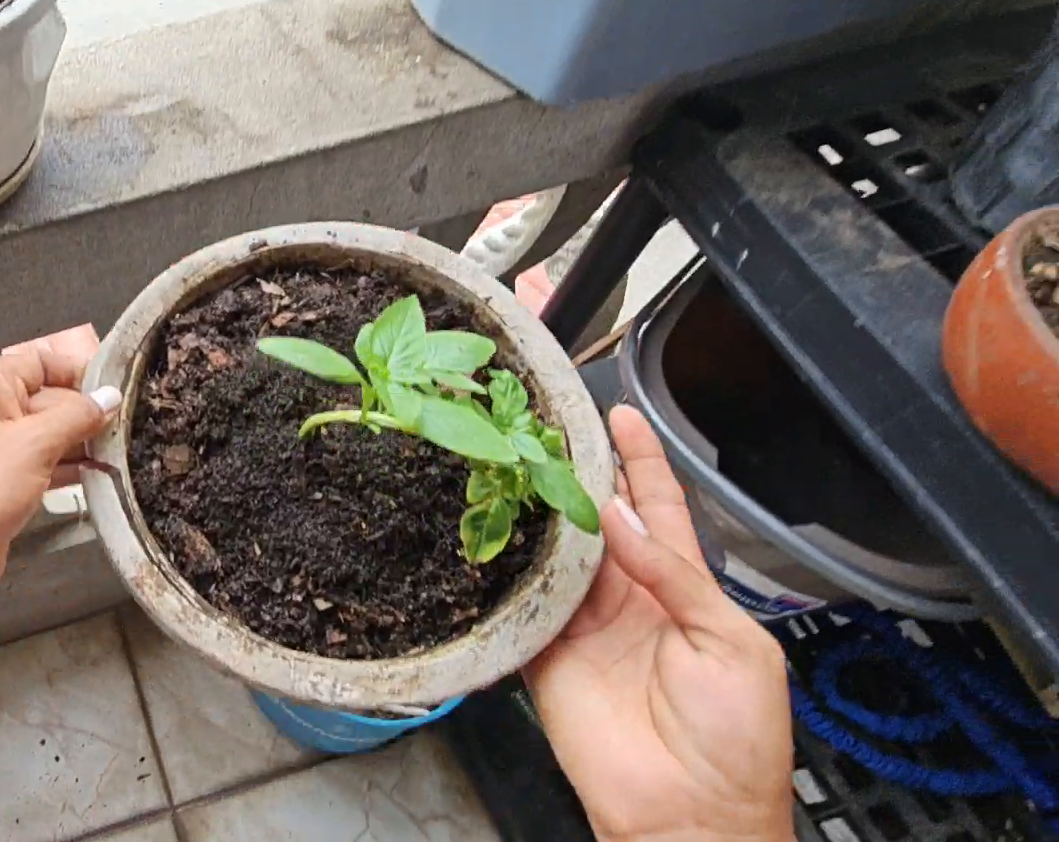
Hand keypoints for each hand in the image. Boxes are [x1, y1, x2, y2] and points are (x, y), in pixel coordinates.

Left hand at [0, 349, 120, 646]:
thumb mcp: (34, 445)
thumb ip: (77, 416)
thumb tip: (111, 396)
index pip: (41, 361)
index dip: (80, 372)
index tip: (119, 390)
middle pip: (48, 397)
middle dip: (86, 413)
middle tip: (130, 429)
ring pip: (47, 434)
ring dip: (81, 444)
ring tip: (123, 454)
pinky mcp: (0, 481)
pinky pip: (40, 463)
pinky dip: (67, 468)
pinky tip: (100, 477)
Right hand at [525, 405, 793, 841]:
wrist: (684, 811)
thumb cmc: (733, 737)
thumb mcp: (732, 647)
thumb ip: (673, 577)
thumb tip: (619, 514)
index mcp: (678, 585)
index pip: (656, 506)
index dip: (641, 459)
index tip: (621, 415)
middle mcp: (622, 589)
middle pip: (593, 516)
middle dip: (572, 470)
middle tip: (543, 428)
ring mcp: (576, 613)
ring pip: (549, 545)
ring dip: (532, 506)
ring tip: (508, 462)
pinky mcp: (537, 640)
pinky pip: (516, 591)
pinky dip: (500, 560)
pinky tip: (484, 525)